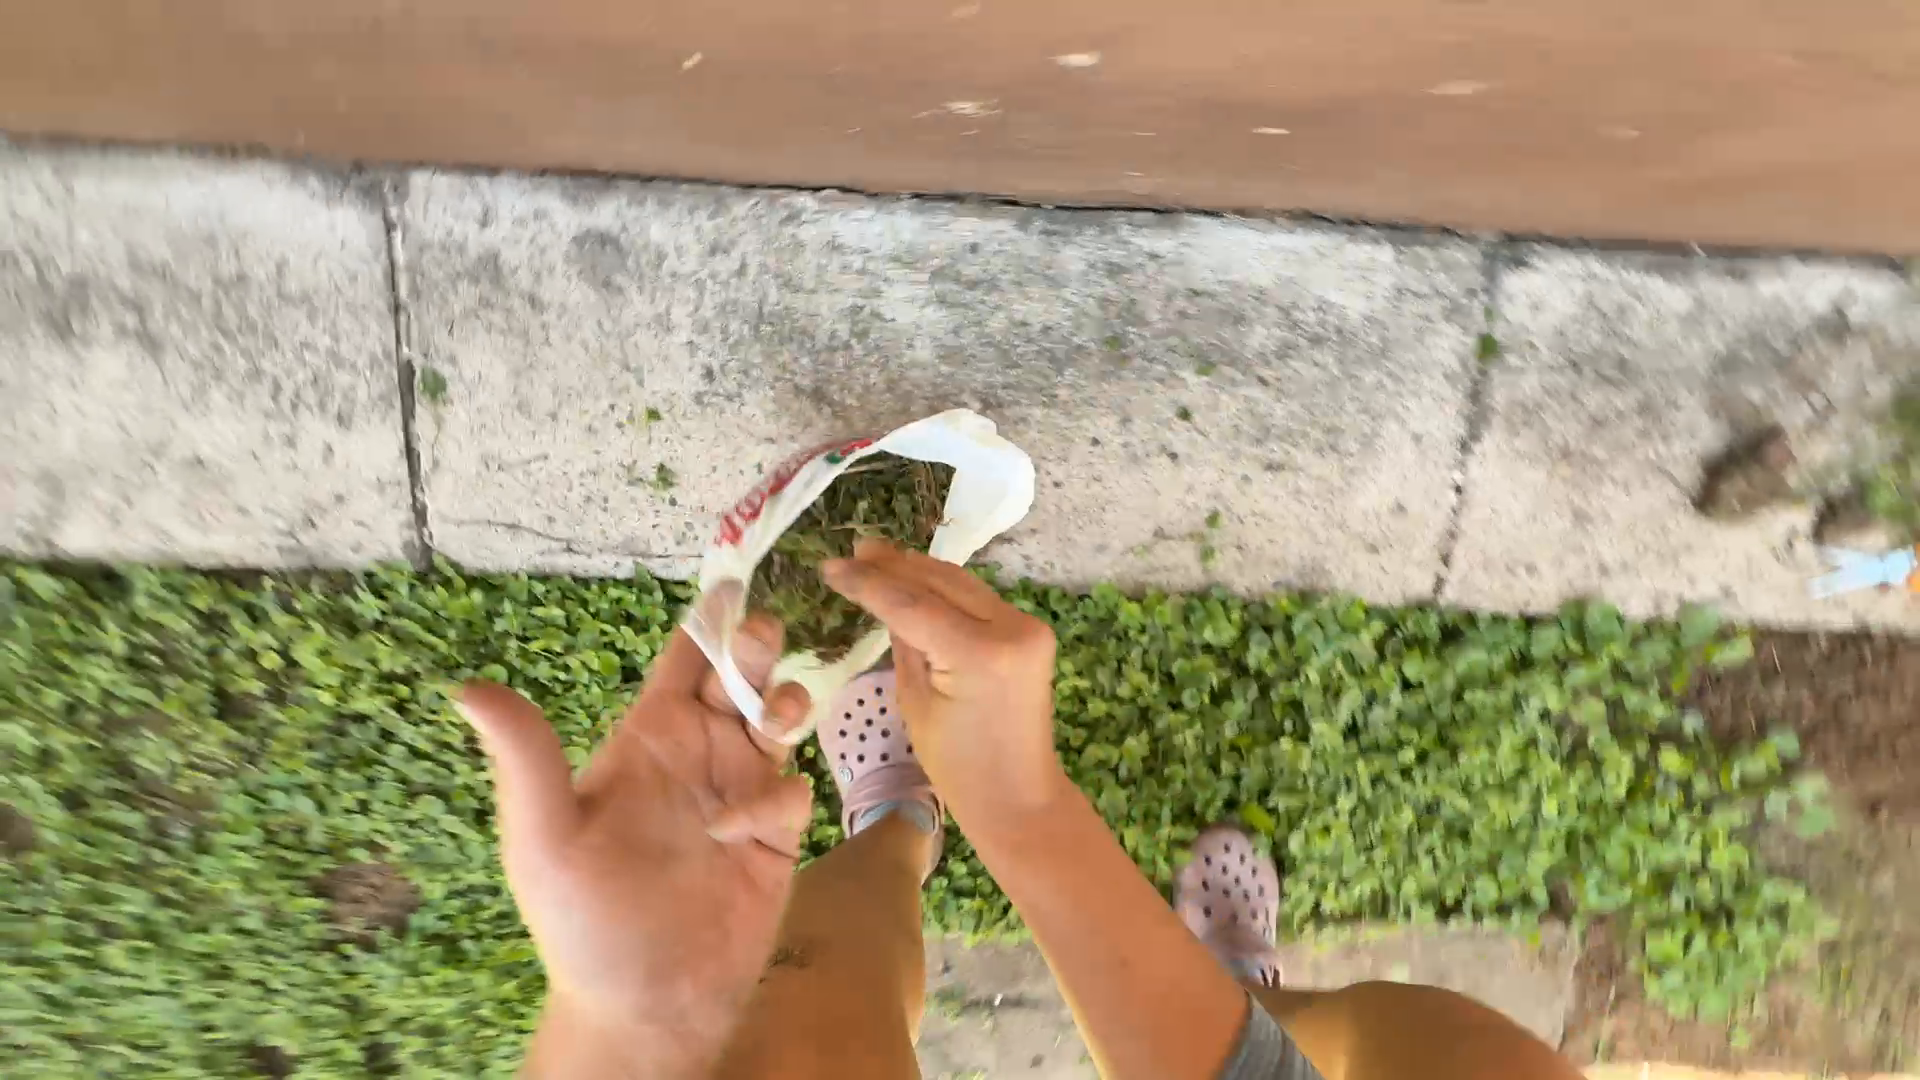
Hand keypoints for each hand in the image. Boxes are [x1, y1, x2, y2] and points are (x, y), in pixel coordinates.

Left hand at [456, 616, 811, 1077]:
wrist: (646, 1006)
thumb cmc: (584, 922)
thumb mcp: (544, 839)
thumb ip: (526, 759)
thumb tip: (465, 687)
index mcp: (650, 738)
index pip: (684, 660)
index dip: (708, 620)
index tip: (733, 584)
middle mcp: (701, 751)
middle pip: (741, 675)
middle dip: (755, 647)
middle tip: (761, 636)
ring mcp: (742, 787)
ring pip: (781, 714)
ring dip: (786, 703)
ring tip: (774, 721)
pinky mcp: (776, 828)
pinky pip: (791, 787)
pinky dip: (777, 798)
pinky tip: (744, 833)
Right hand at [822, 540, 1063, 832]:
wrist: (1019, 797)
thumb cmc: (958, 767)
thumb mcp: (915, 702)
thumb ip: (903, 642)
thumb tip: (887, 599)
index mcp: (979, 654)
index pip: (912, 604)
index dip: (868, 583)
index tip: (831, 567)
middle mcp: (1011, 628)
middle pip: (942, 583)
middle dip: (895, 565)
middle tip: (855, 550)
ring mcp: (1027, 627)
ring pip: (963, 584)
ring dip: (920, 570)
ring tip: (877, 556)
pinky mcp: (1030, 631)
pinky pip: (979, 600)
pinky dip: (946, 589)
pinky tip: (916, 579)